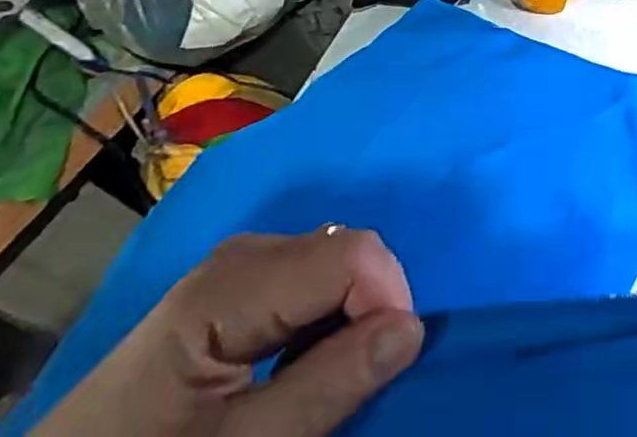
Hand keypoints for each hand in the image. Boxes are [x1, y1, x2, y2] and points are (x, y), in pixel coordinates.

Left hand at [34, 227, 423, 436]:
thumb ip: (327, 386)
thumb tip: (414, 327)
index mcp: (222, 294)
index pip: (351, 254)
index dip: (387, 298)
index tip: (383, 361)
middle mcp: (230, 261)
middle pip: (342, 249)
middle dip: (372, 301)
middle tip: (356, 369)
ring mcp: (226, 271)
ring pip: (330, 257)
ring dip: (352, 305)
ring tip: (327, 366)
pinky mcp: (226, 288)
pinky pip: (306, 272)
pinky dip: (327, 306)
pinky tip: (301, 352)